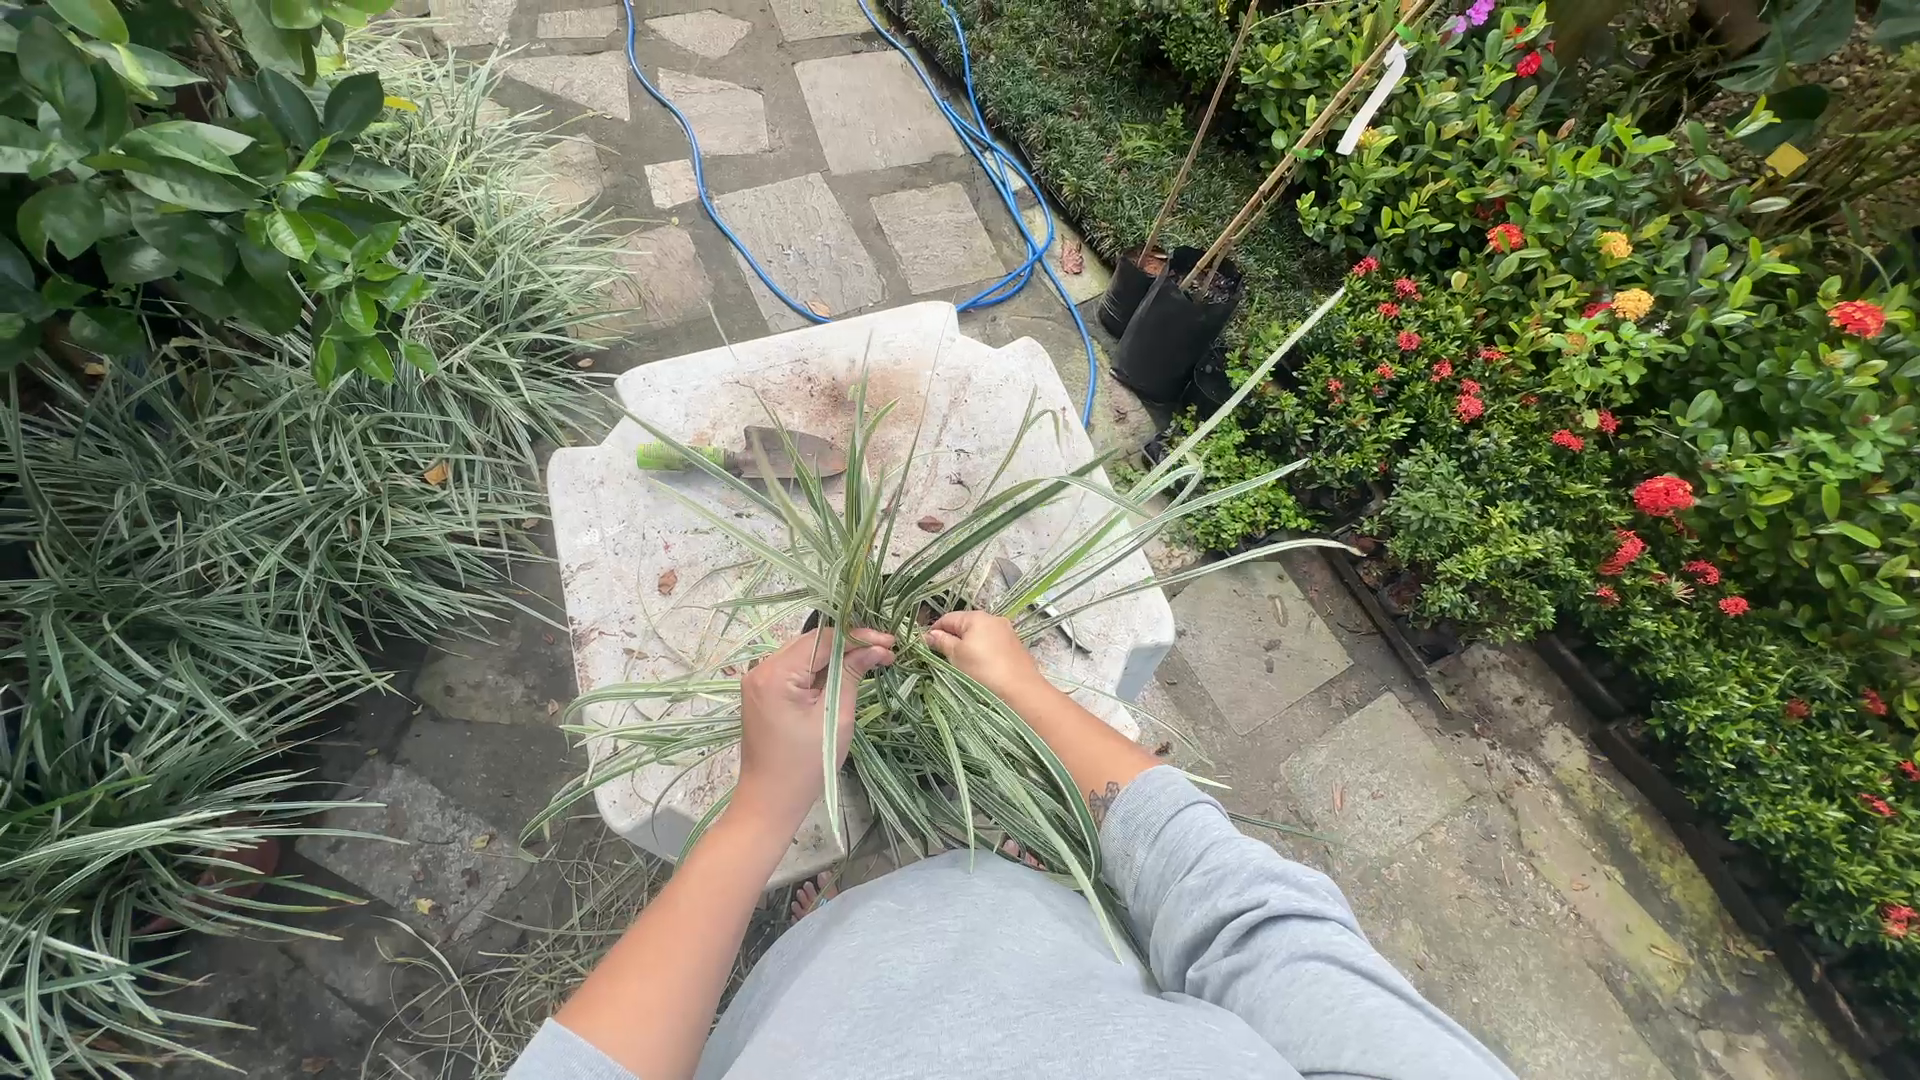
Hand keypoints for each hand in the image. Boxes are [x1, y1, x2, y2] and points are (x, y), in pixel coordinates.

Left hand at [735, 628, 894, 830]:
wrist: (770, 801)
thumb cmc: (806, 765)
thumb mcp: (835, 716)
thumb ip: (851, 675)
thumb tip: (876, 648)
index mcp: (775, 673)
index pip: (823, 639)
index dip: (858, 637)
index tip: (889, 642)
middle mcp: (761, 668)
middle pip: (812, 642)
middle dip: (850, 643)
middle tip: (885, 650)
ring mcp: (759, 679)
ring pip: (805, 653)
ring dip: (837, 655)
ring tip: (872, 659)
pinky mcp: (763, 691)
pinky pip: (796, 669)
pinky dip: (821, 669)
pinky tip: (845, 672)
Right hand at [925, 611, 1043, 697]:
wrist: (1020, 689)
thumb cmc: (983, 670)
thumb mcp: (957, 655)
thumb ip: (942, 642)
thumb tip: (930, 634)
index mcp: (976, 617)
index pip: (948, 618)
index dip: (935, 630)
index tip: (926, 645)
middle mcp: (993, 619)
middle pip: (964, 625)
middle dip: (952, 638)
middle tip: (942, 656)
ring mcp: (1006, 631)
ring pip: (979, 634)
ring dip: (967, 645)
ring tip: (960, 663)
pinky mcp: (1014, 645)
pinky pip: (991, 643)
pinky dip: (982, 650)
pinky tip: (980, 665)